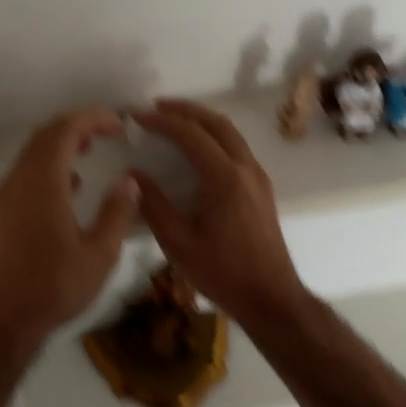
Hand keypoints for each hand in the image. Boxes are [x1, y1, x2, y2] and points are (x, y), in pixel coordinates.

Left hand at [0, 108, 139, 338]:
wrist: (4, 315)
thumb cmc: (54, 284)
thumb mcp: (99, 253)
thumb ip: (117, 213)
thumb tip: (130, 181)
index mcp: (44, 181)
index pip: (65, 130)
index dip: (92, 118)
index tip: (118, 122)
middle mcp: (22, 179)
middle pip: (46, 135)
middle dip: (77, 125)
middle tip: (107, 130)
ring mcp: (10, 195)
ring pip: (34, 152)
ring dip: (62, 143)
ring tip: (92, 148)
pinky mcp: (6, 211)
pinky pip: (29, 171)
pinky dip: (51, 164)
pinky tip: (72, 183)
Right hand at [132, 99, 305, 324]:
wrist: (271, 299)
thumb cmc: (222, 273)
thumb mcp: (178, 243)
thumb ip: (154, 206)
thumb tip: (134, 177)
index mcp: (224, 179)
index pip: (190, 135)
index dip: (162, 122)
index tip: (137, 117)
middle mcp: (245, 169)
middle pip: (216, 123)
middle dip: (186, 110)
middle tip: (157, 107)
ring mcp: (258, 178)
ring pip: (231, 134)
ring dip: (202, 121)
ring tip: (175, 121)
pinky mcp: (262, 189)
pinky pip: (237, 148)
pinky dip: (215, 137)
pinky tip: (199, 149)